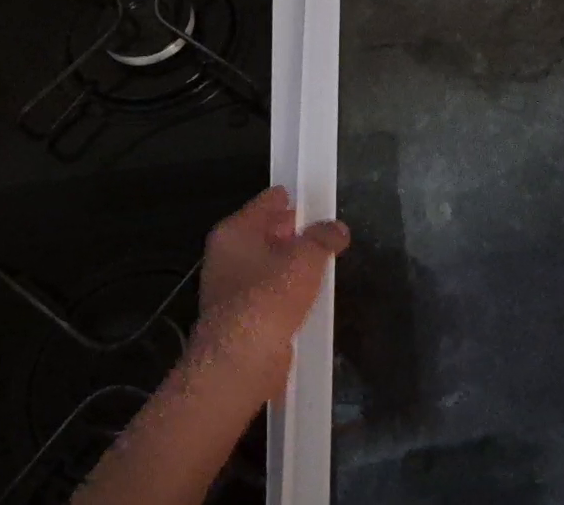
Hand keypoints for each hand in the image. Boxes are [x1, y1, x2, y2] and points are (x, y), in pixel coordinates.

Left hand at [188, 186, 349, 399]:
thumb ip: (324, 237)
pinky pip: (270, 292)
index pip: (268, 201)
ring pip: (270, 264)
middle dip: (296, 232)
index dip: (294, 199)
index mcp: (234, 232)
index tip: (318, 200)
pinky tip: (311, 295)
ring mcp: (230, 288)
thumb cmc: (269, 297)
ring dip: (293, 264)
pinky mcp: (240, 318)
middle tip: (327, 232)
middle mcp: (226, 256)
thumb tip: (337, 229)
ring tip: (325, 262)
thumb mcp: (307, 257)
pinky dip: (288, 291)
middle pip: (267, 233)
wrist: (240, 364)